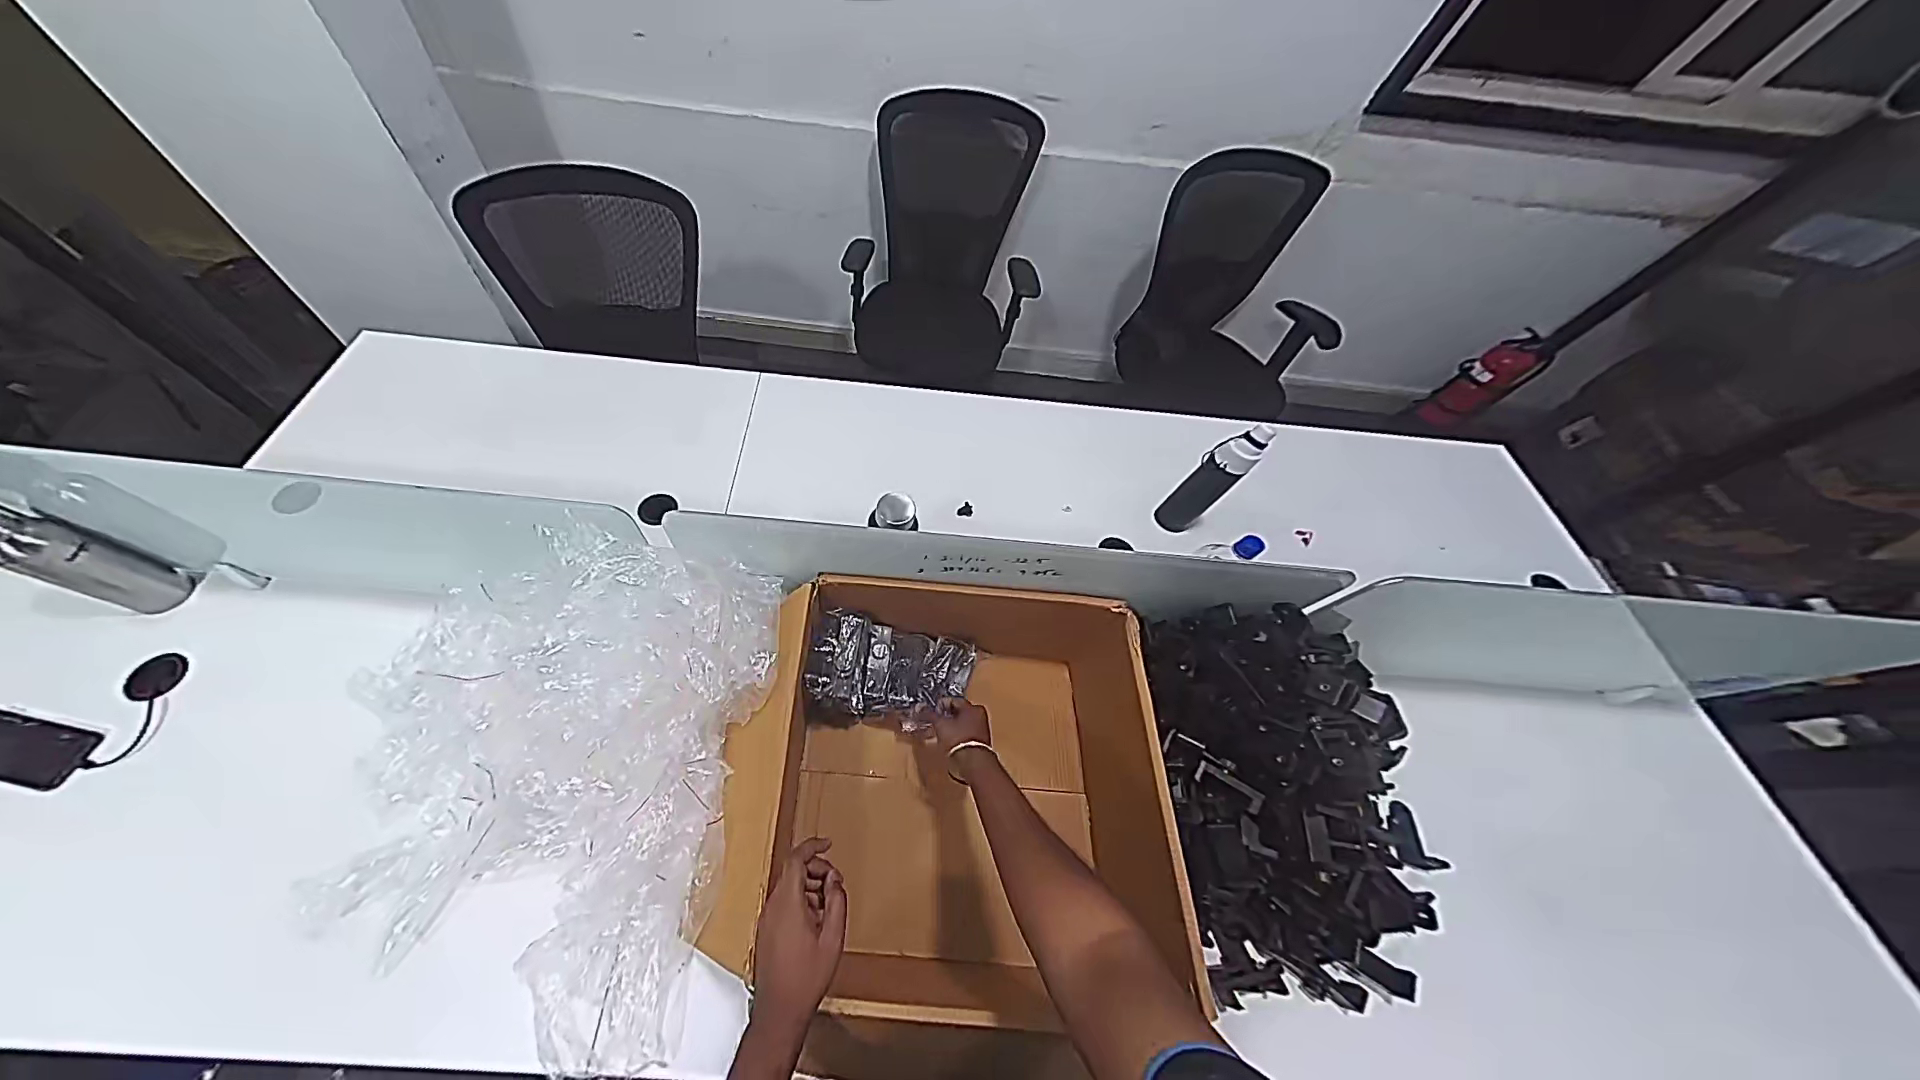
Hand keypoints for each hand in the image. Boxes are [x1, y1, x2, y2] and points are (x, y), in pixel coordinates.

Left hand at [750, 837, 846, 1023]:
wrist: (779, 1011)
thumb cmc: (806, 977)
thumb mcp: (833, 937)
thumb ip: (837, 901)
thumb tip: (834, 880)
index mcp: (788, 903)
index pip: (796, 860)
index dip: (812, 846)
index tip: (828, 843)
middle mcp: (773, 907)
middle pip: (793, 871)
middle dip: (817, 870)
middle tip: (836, 885)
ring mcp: (766, 919)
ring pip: (789, 887)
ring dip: (811, 887)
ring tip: (829, 907)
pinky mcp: (765, 930)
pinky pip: (784, 903)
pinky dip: (801, 901)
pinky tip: (816, 921)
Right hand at [925, 698, 994, 781]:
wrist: (972, 762)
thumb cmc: (958, 739)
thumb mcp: (940, 725)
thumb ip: (930, 715)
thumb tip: (920, 708)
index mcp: (973, 708)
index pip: (953, 700)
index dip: (940, 705)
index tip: (931, 712)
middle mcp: (980, 716)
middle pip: (958, 711)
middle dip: (945, 716)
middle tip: (934, 721)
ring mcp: (982, 729)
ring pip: (961, 723)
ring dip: (950, 726)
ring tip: (939, 732)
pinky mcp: (980, 741)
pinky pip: (965, 733)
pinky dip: (956, 734)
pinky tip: (948, 741)